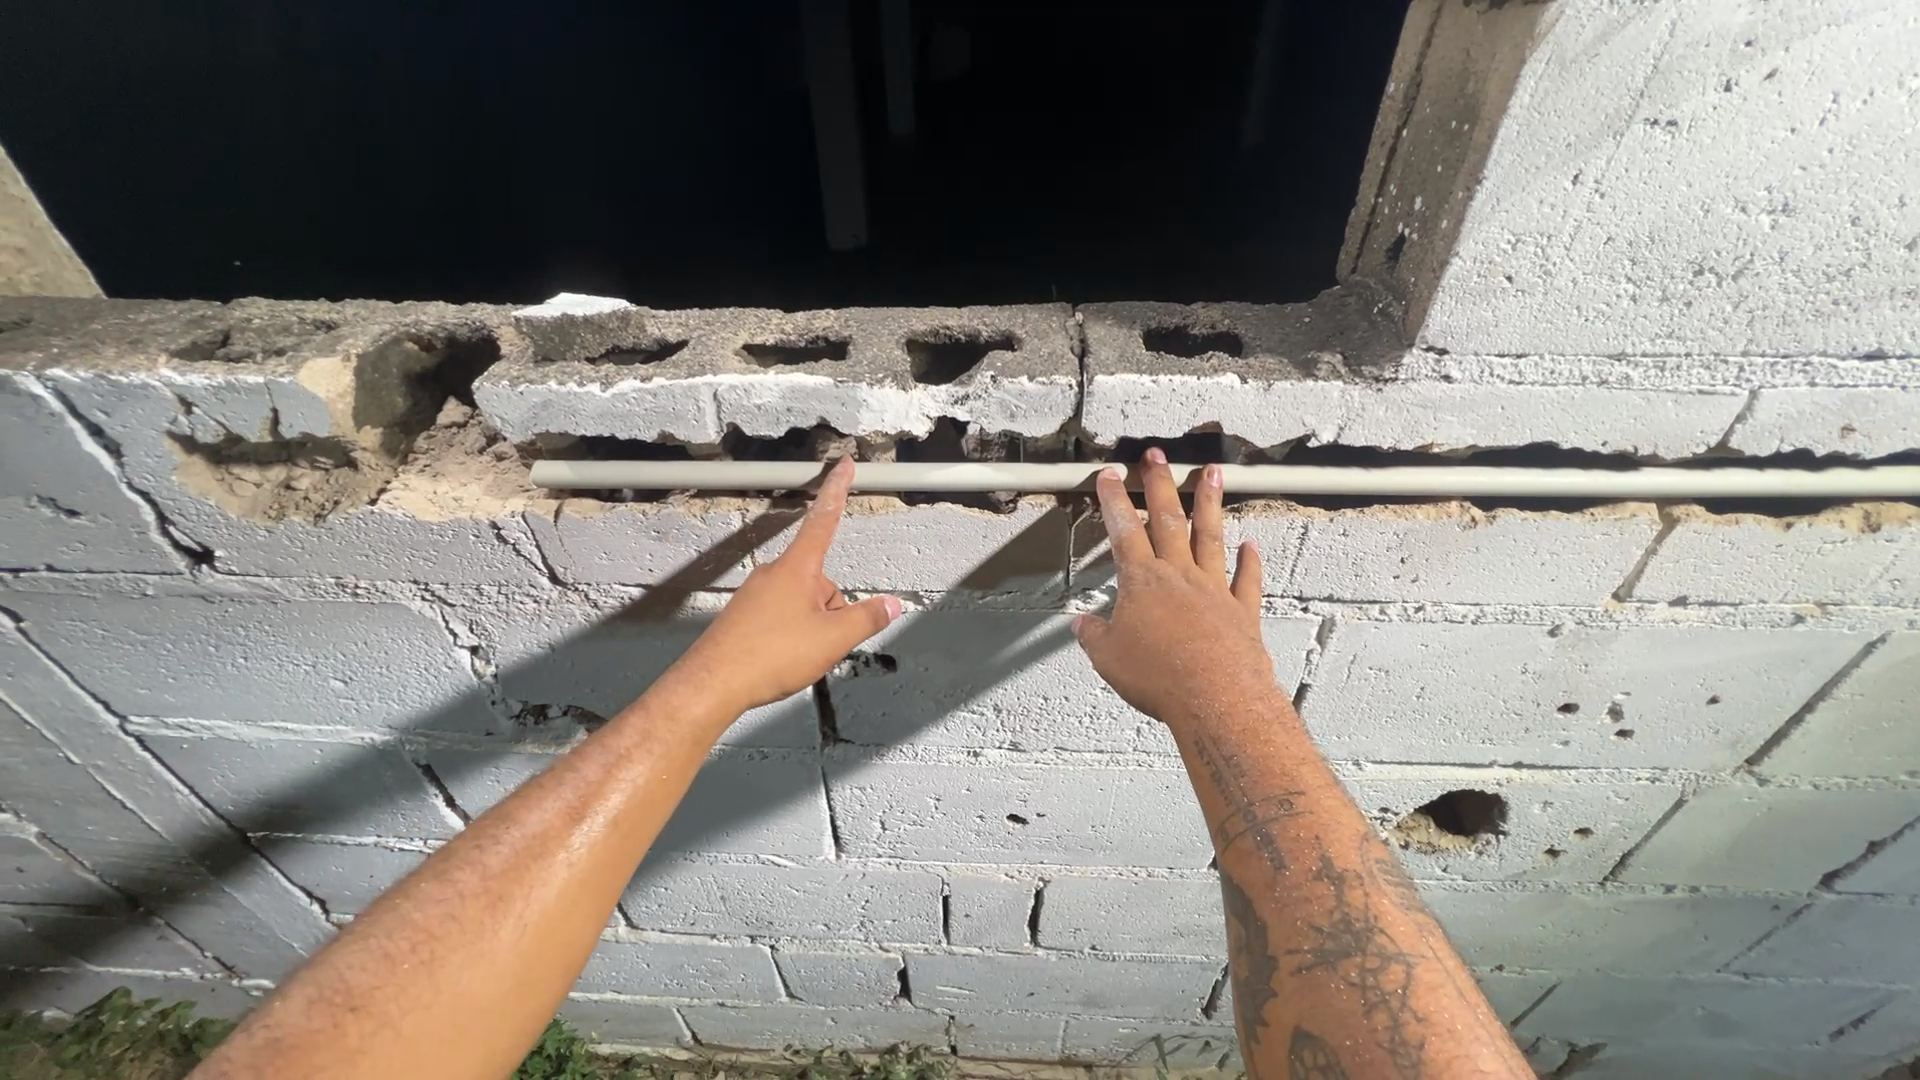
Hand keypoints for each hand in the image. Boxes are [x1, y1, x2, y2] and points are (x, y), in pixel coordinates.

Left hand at [671, 458, 901, 714]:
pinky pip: (781, 617)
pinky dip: (790, 635)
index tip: (844, 464)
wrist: (713, 684)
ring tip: (797, 655)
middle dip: (831, 609)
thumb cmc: (771, 655)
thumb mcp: (832, 639)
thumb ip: (867, 619)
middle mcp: (774, 574)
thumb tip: (892, 605)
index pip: (824, 520)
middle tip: (821, 642)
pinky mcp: (744, 616)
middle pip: (821, 581)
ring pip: (802, 602)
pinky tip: (781, 659)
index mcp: (797, 569)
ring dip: (811, 626)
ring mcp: (756, 594)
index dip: (838, 490)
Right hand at [1073, 449, 1279, 728]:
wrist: (1216, 699)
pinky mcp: (1241, 611)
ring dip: (1210, 503)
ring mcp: (1214, 589)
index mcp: (1143, 581)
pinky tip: (1252, 545)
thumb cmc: (1160, 677)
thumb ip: (1094, 636)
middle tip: (1157, 455)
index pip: (1124, 530)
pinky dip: (1251, 561)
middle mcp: (1179, 576)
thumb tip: (1079, 624)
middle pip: (1168, 519)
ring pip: (1211, 536)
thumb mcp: (1109, 657)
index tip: (1110, 474)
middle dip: (1159, 484)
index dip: (1114, 500)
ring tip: (1213, 474)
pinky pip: (1247, 579)